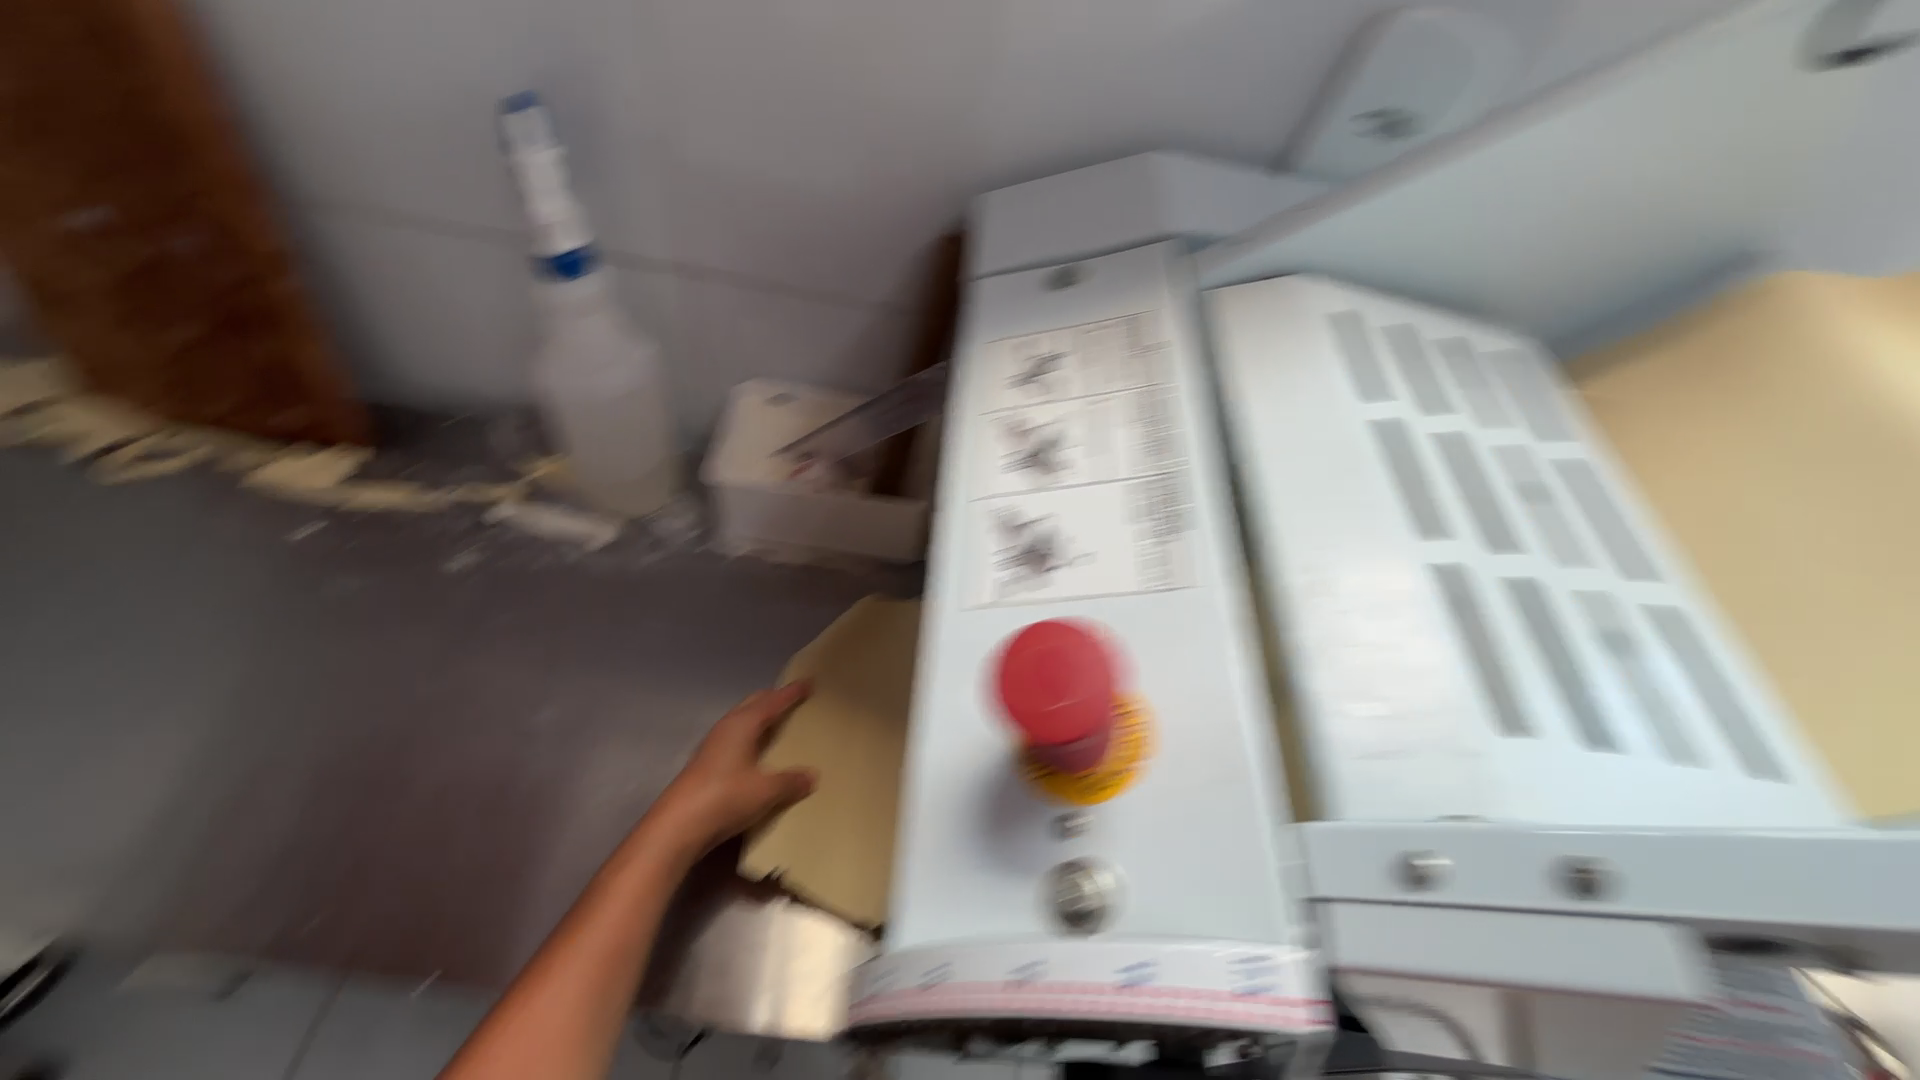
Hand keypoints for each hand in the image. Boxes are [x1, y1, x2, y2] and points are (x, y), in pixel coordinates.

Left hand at [647, 682, 818, 860]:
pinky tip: (756, 753)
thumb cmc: (725, 797)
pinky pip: (735, 739)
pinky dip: (750, 738)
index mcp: (743, 724)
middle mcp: (726, 728)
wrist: (677, 826)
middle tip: (793, 700)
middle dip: (773, 699)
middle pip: (753, 704)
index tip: (808, 682)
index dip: (791, 692)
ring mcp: (712, 746)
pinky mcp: (705, 764)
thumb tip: (811, 776)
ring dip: (759, 719)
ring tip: (778, 724)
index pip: (772, 701)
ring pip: (741, 721)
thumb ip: (790, 781)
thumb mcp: (766, 791)